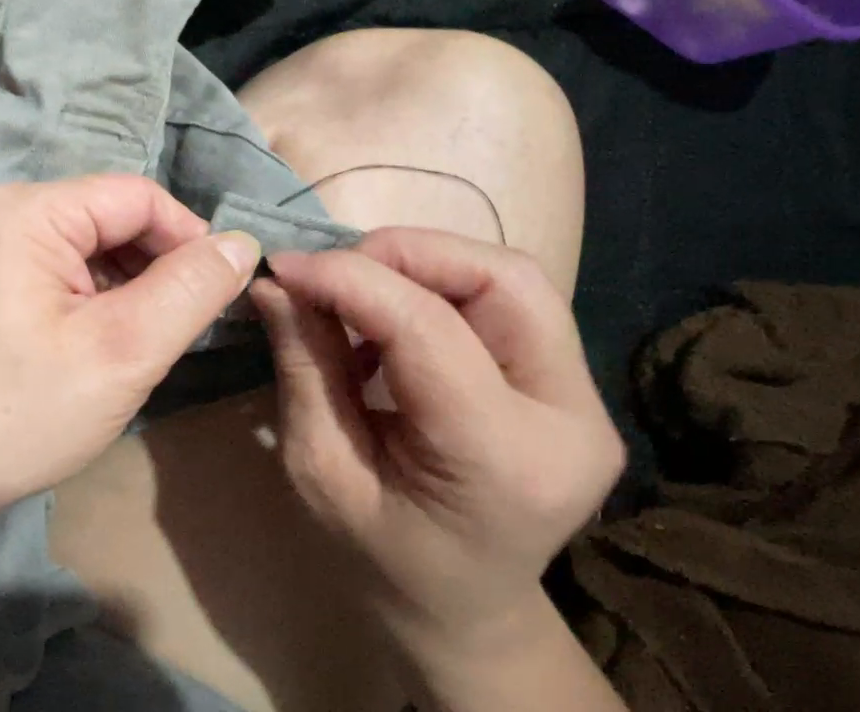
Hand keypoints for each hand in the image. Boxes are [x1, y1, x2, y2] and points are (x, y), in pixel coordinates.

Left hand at [0, 175, 262, 526]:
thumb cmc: (23, 413)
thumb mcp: (123, 352)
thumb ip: (190, 289)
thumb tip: (242, 243)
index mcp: (22, 210)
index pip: (134, 196)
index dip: (187, 239)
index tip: (216, 298)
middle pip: (104, 215)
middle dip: (152, 265)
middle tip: (174, 330)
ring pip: (81, 243)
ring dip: (122, 284)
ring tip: (135, 343)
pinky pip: (49, 265)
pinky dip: (86, 295)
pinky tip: (94, 342)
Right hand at [248, 228, 624, 653]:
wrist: (461, 607)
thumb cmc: (378, 554)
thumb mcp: (319, 469)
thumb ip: (305, 368)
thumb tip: (274, 284)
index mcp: (502, 458)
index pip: (428, 327)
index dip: (348, 278)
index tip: (281, 266)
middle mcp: (570, 418)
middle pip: (503, 279)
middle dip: (403, 253)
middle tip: (329, 271)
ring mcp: (585, 400)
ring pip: (512, 278)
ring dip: (422, 264)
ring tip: (355, 292)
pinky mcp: (573, 385)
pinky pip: (507, 302)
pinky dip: (437, 287)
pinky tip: (389, 321)